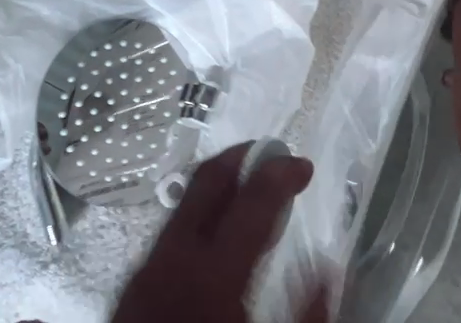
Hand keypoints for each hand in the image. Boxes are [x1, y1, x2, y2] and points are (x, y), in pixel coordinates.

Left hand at [110, 142, 331, 322]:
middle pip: (207, 180)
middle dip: (243, 157)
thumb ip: (304, 315)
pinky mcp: (132, 286)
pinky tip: (217, 233)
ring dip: (220, 185)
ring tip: (252, 188)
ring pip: (184, 202)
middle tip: (275, 154)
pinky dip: (199, 213)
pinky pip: (170, 230)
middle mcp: (172, 257)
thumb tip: (328, 271)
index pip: (252, 199)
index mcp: (212, 273)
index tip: (304, 165)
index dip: (281, 173)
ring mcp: (146, 269)